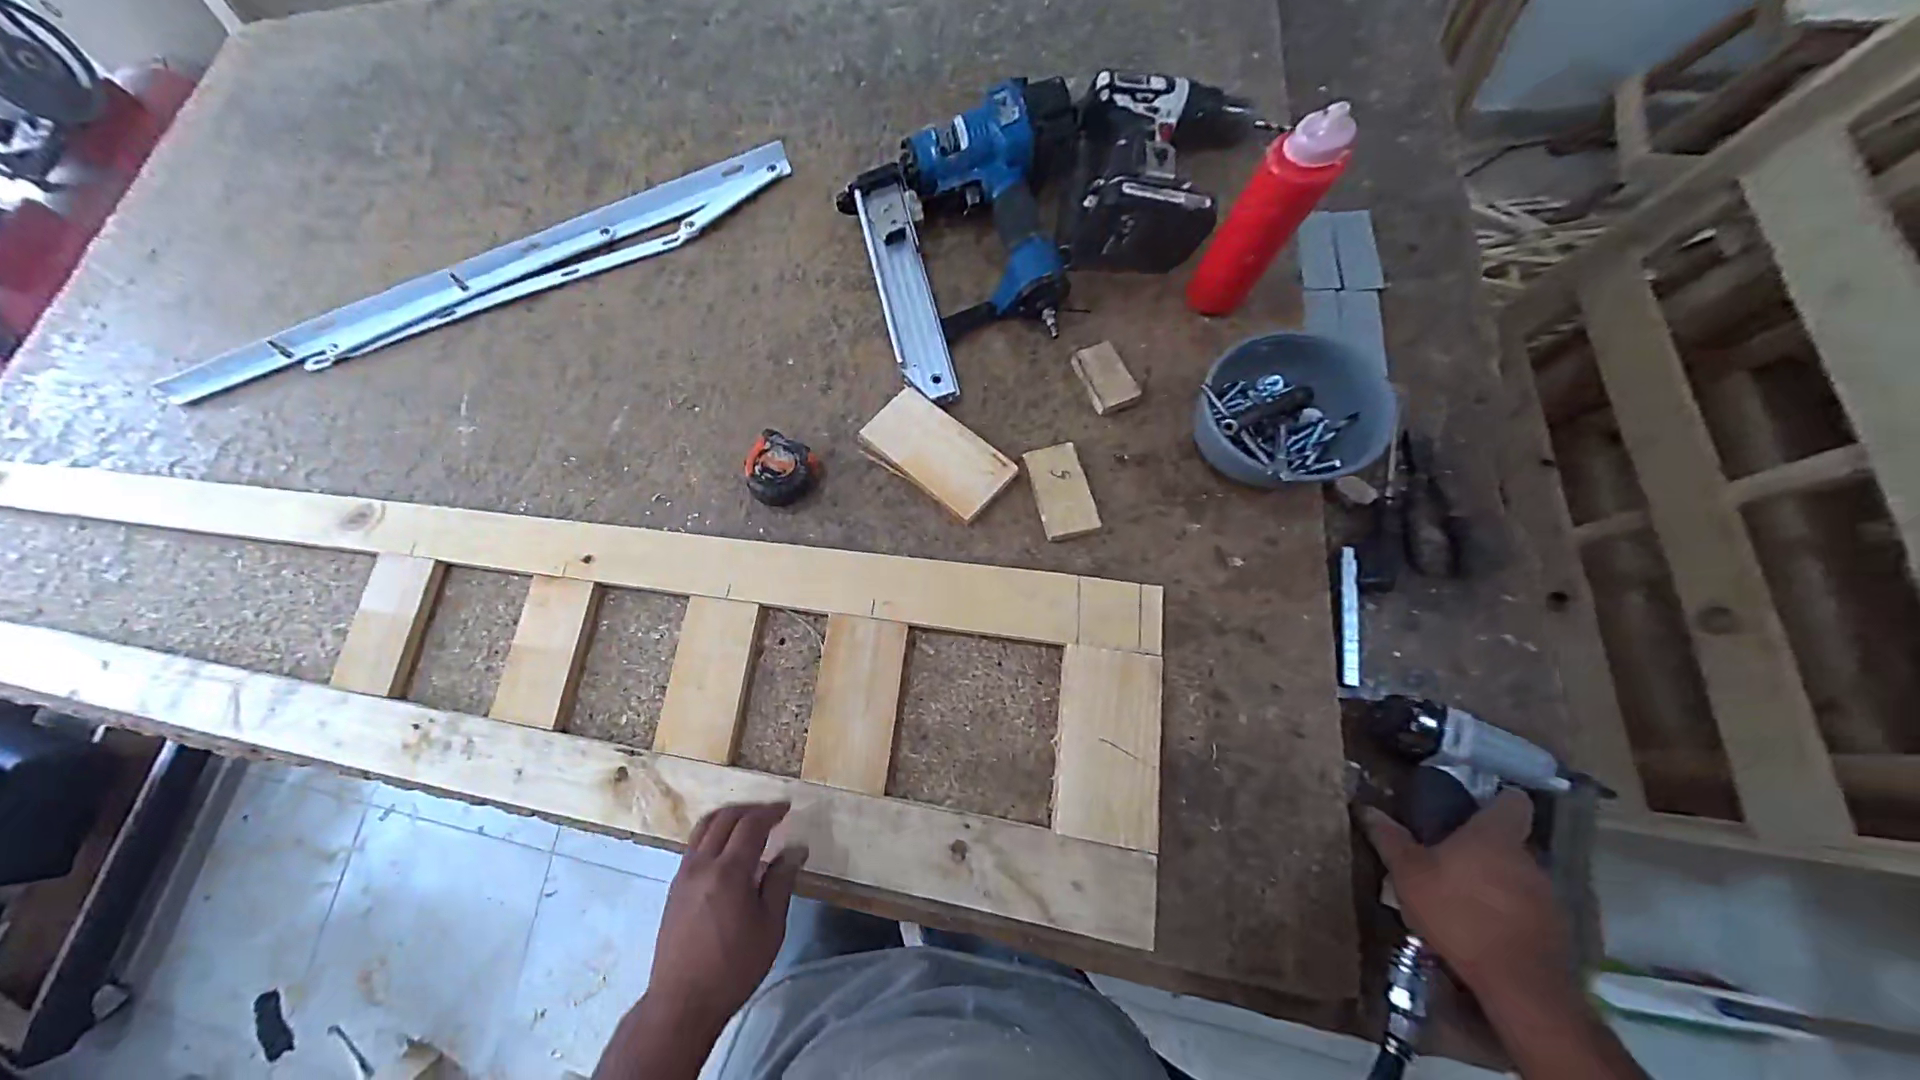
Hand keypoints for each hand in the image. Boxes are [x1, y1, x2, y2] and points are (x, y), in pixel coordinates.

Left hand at [647, 802, 808, 1031]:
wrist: (681, 1003)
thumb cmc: (733, 967)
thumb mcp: (770, 926)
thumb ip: (781, 881)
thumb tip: (795, 850)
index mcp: (728, 872)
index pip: (751, 824)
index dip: (771, 811)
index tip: (787, 808)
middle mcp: (701, 865)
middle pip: (725, 818)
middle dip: (750, 809)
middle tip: (772, 813)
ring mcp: (683, 875)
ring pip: (704, 827)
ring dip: (729, 817)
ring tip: (750, 824)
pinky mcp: (674, 888)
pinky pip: (695, 844)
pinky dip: (714, 834)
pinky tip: (729, 851)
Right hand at [1360, 789, 1571, 1000]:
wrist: (1519, 984)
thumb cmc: (1458, 912)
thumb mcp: (1408, 873)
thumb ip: (1390, 839)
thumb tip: (1366, 808)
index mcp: (1494, 836)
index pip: (1511, 801)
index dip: (1497, 798)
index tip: (1475, 802)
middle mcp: (1528, 859)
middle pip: (1510, 840)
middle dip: (1483, 846)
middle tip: (1449, 855)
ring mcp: (1547, 896)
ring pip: (1517, 875)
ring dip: (1494, 880)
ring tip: (1460, 894)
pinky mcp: (1555, 930)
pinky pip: (1526, 907)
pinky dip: (1506, 909)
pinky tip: (1479, 925)